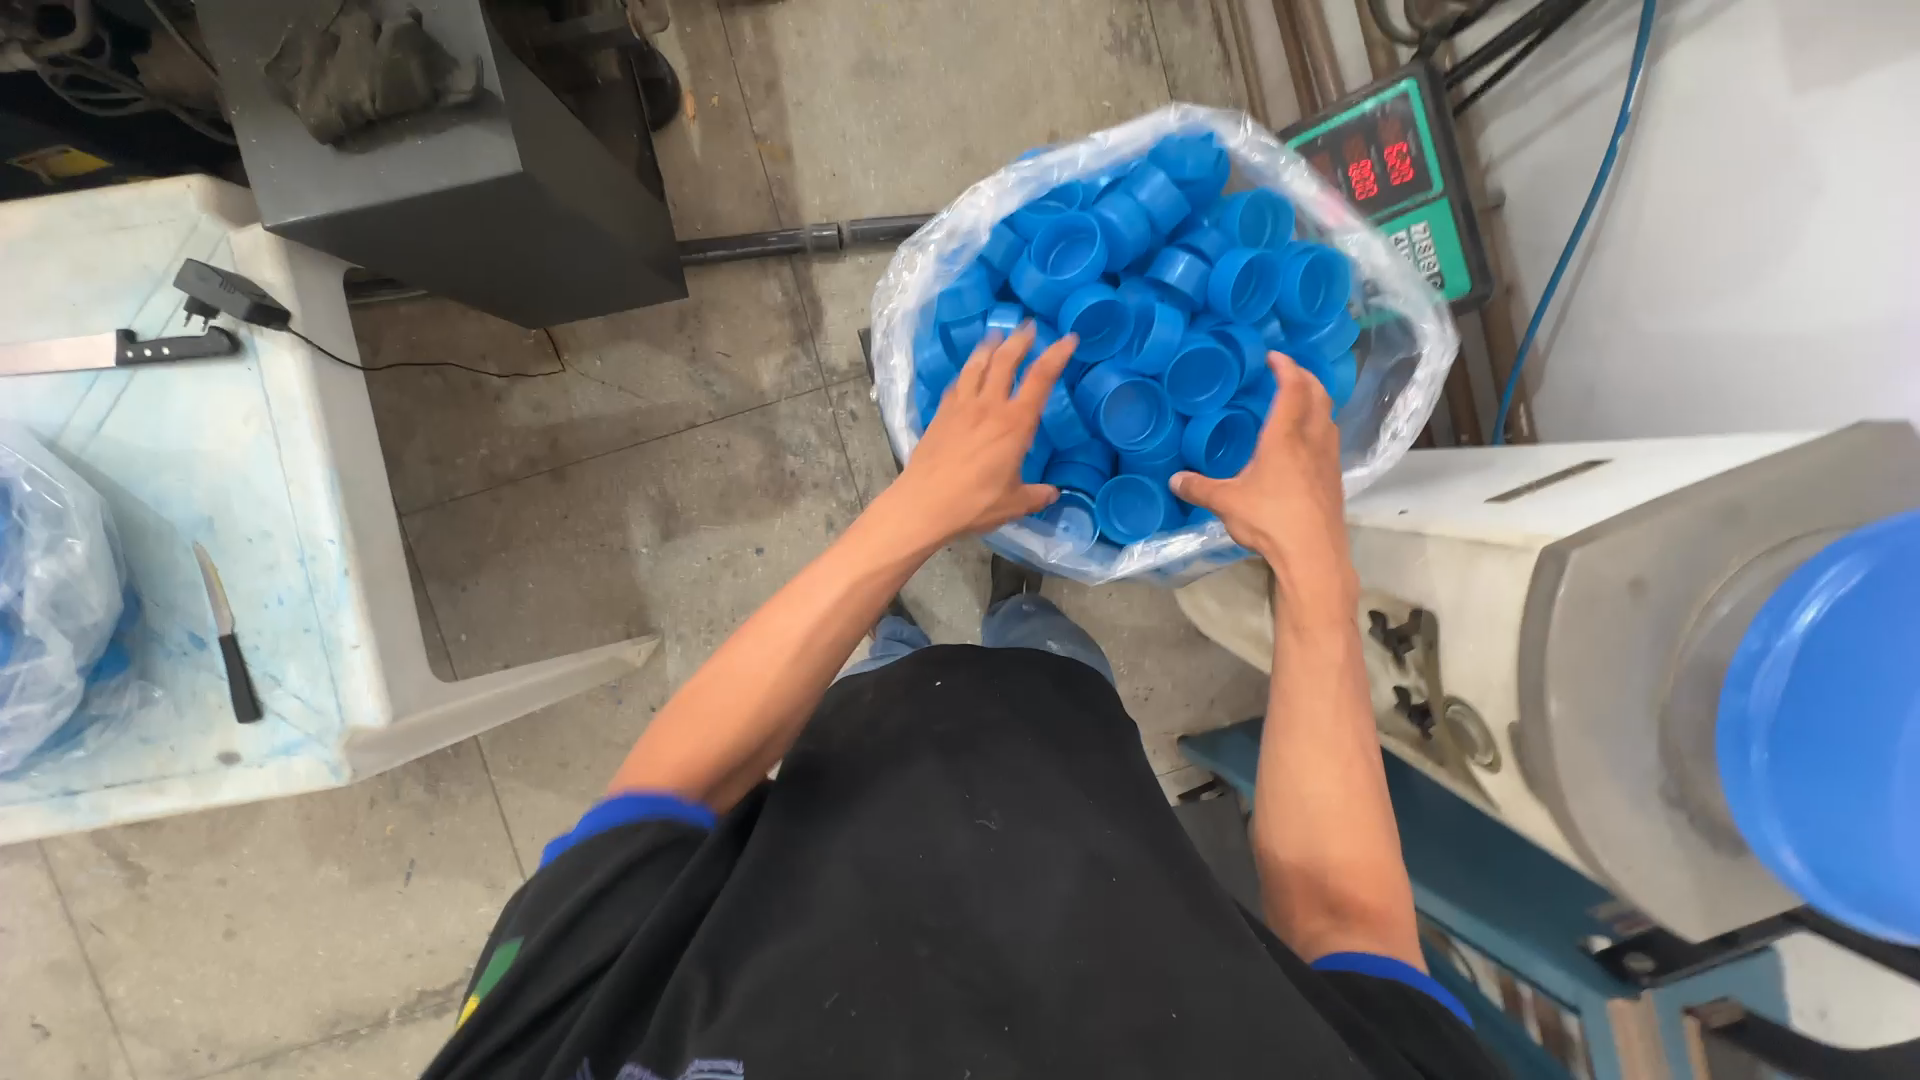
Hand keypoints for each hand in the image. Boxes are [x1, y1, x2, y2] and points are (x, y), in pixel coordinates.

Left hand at [883, 323, 1076, 544]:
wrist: (923, 504)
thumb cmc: (974, 504)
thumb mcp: (1014, 503)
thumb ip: (1036, 495)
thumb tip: (1052, 493)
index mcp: (1015, 424)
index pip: (1041, 378)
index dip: (1057, 354)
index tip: (1069, 338)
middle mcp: (989, 406)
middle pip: (1006, 360)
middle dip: (1020, 339)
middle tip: (1029, 326)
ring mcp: (960, 407)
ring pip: (977, 365)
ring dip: (990, 347)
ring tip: (997, 336)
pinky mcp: (940, 415)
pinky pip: (957, 384)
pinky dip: (967, 372)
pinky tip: (967, 373)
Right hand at [1171, 351, 1356, 622]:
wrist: (1313, 553)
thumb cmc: (1270, 520)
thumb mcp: (1226, 503)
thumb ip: (1199, 488)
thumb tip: (1174, 480)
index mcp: (1285, 437)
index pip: (1292, 389)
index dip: (1286, 367)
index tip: (1274, 357)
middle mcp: (1311, 440)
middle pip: (1319, 395)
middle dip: (1306, 377)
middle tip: (1289, 372)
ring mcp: (1328, 459)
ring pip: (1328, 417)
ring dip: (1316, 402)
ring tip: (1299, 402)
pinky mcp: (1334, 479)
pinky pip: (1329, 439)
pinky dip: (1319, 427)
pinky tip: (1305, 443)